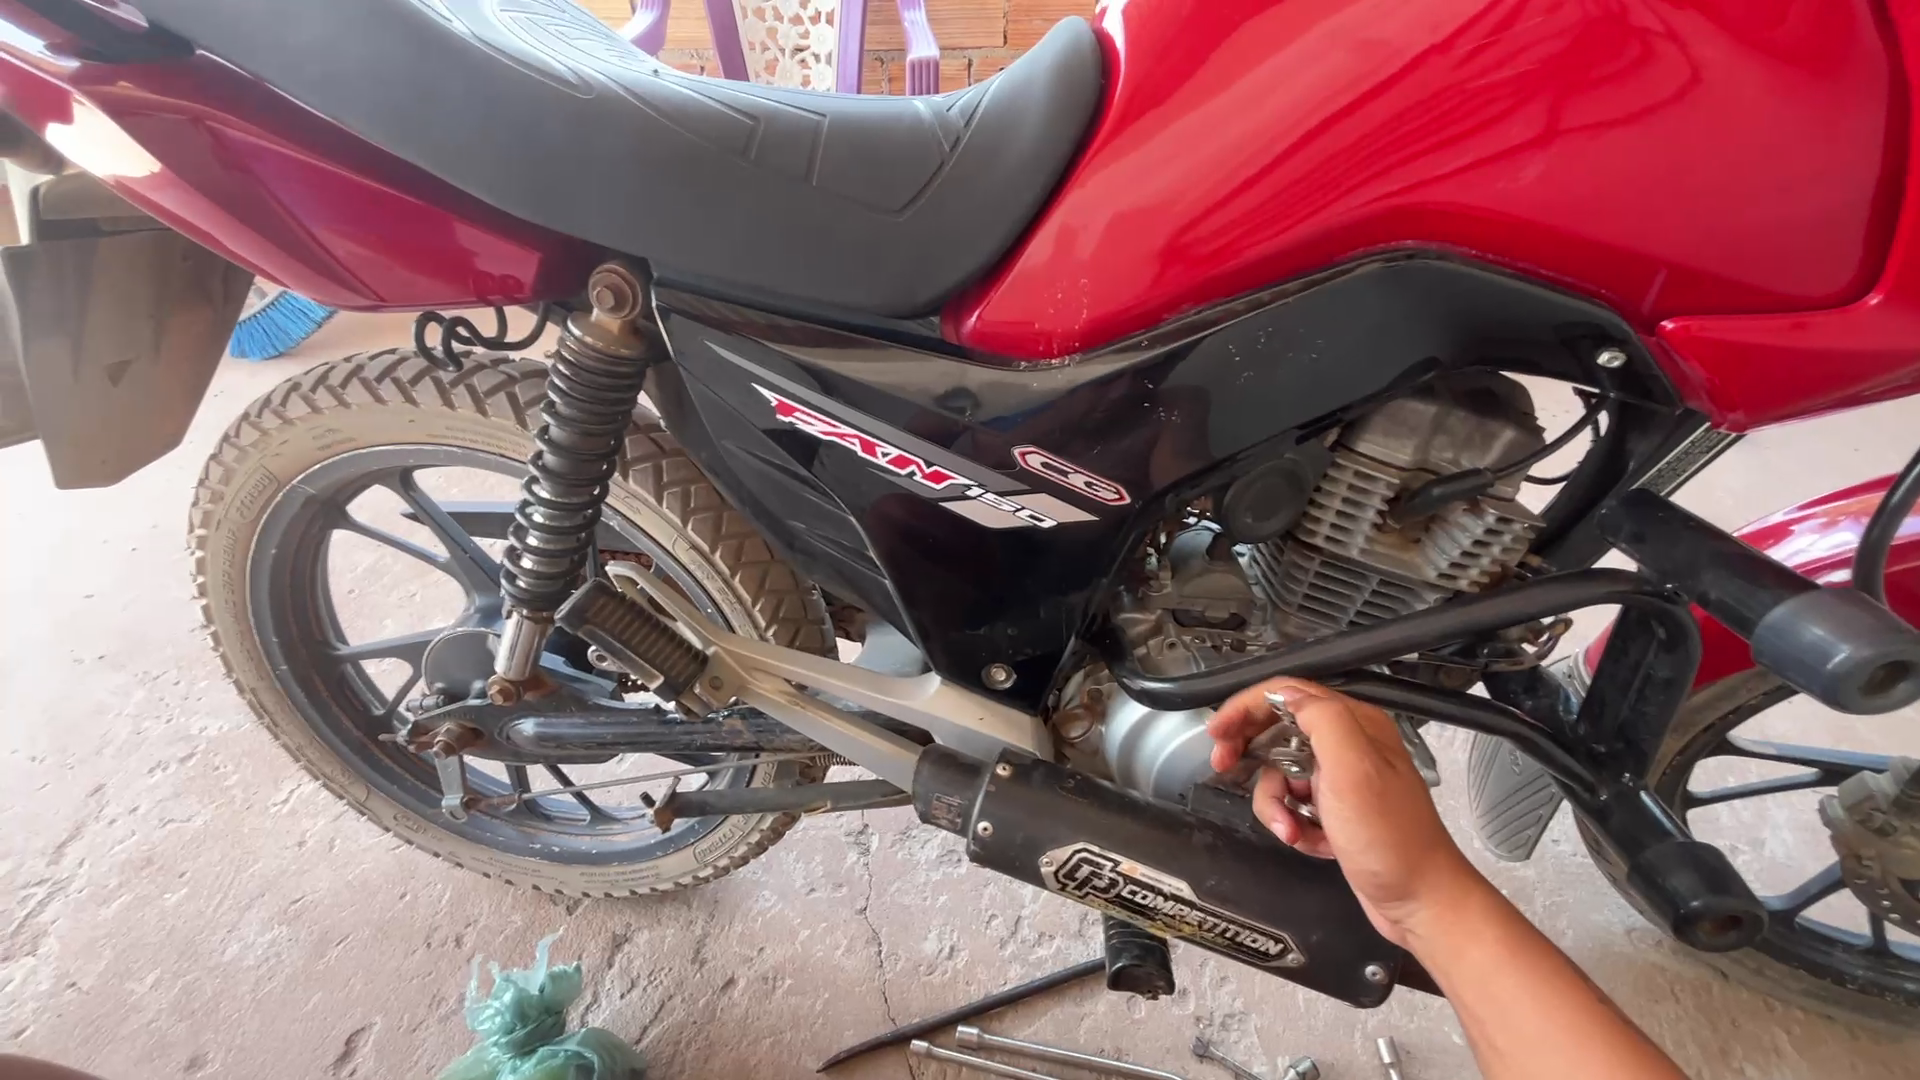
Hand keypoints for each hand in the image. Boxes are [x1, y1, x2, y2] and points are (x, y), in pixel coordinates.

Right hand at [1207, 678, 1488, 946]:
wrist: (1420, 904)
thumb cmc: (1389, 838)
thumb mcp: (1354, 769)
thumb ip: (1322, 720)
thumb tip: (1284, 693)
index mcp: (1354, 725)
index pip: (1285, 694)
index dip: (1244, 707)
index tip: (1216, 731)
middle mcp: (1346, 744)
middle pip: (1276, 729)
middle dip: (1248, 750)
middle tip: (1223, 765)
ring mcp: (1339, 778)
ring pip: (1278, 771)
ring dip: (1272, 801)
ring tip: (1288, 828)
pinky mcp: (1333, 809)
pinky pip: (1291, 803)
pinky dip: (1289, 821)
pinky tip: (1306, 840)